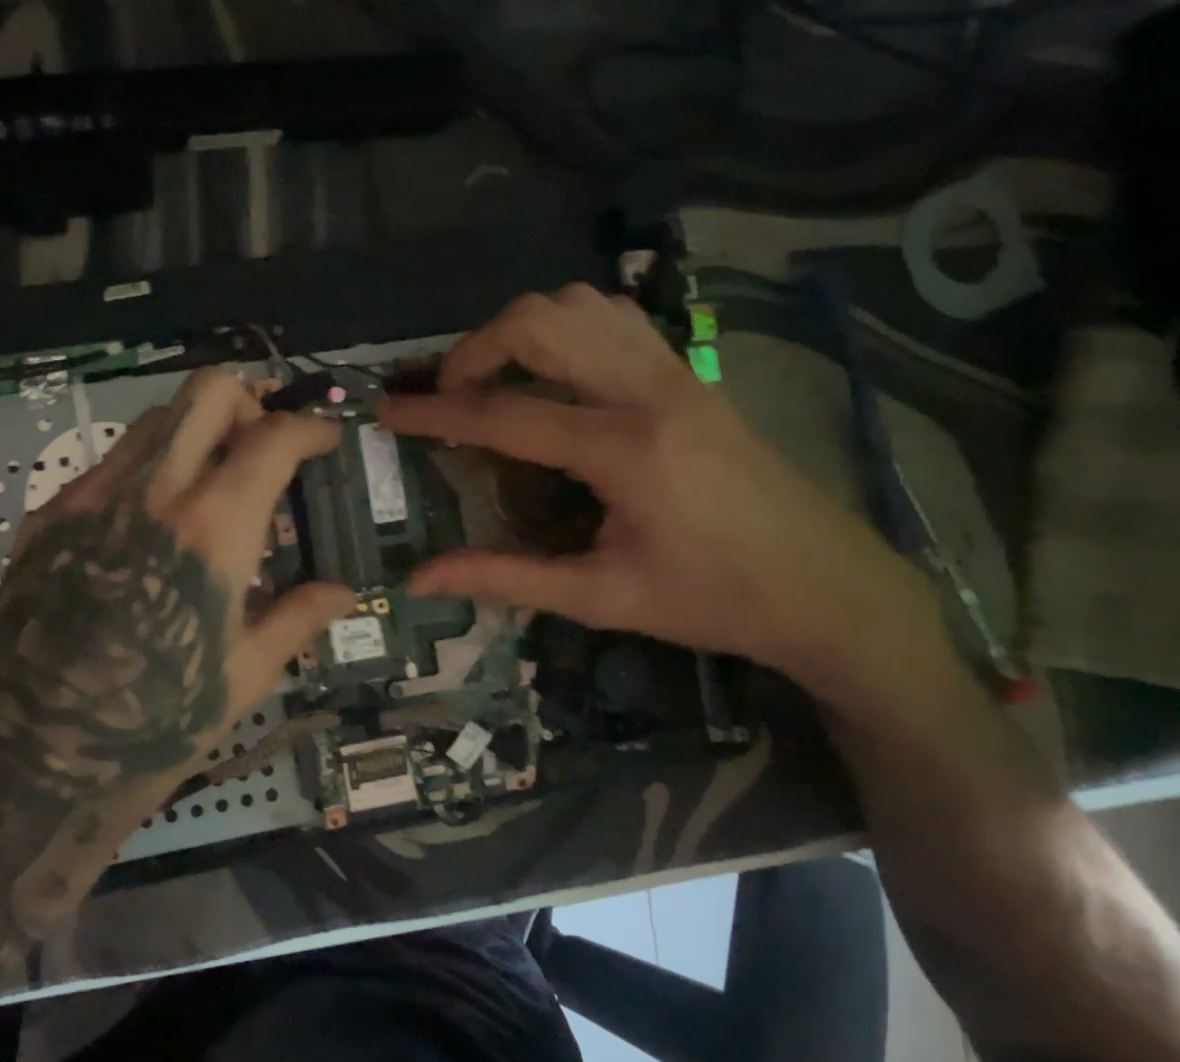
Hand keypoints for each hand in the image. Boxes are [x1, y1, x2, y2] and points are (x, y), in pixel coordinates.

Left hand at [0, 367, 355, 812]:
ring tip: (208, 484)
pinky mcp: (45, 517)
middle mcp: (148, 493)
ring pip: (151, 421)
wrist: (40, 753)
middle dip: (247, 402)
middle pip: (206, 393)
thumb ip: (299, 617)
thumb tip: (346, 592)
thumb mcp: (245, 676)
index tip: (325, 439)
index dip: (310, 428)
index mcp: (210, 530)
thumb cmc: (157, 723)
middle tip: (261, 446)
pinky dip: (144, 473)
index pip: (271, 438)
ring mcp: (87, 497)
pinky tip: (148, 529)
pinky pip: (106, 466)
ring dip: (193, 433)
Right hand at [377, 286, 941, 692]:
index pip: (503, 413)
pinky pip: (617, 320)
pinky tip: (553, 372)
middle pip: (541, 323)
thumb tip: (419, 579)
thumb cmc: (713, 601)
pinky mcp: (693, 375)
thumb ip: (503, 579)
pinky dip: (568, 327)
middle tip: (445, 394)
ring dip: (521, 329)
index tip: (386, 412)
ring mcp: (678, 373)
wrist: (831, 590)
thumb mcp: (600, 599)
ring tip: (492, 377)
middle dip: (474, 348)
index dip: (434, 412)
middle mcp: (649, 391)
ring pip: (581, 305)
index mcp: (624, 450)